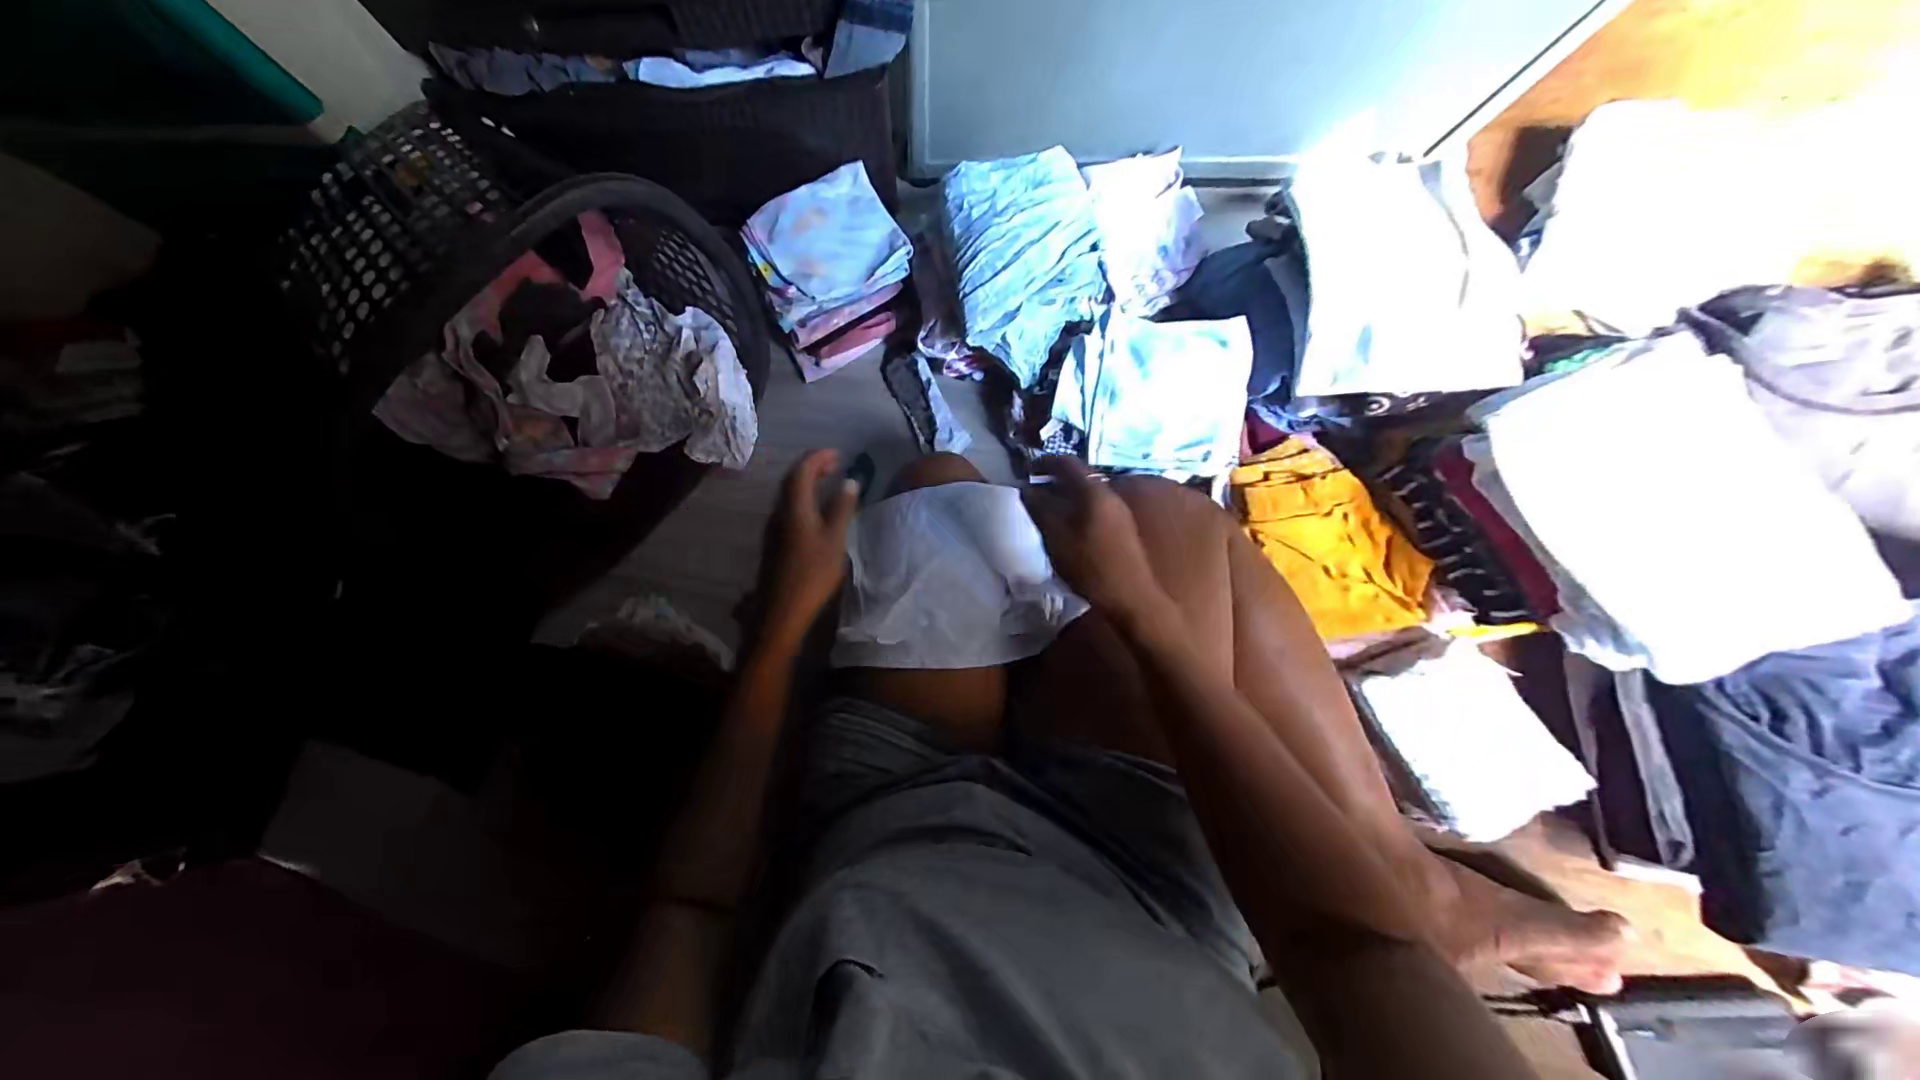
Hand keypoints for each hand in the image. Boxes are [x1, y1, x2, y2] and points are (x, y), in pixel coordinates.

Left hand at [762, 448, 859, 636]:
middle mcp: (779, 512)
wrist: (781, 610)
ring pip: (789, 495)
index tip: (839, 454)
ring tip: (828, 482)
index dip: (819, 457)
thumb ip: (842, 509)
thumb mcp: (835, 540)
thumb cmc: (812, 574)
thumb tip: (850, 481)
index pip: (802, 470)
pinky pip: (789, 508)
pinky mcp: (776, 542)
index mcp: (794, 508)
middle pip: (792, 480)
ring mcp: (775, 528)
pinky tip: (817, 510)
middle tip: (835, 464)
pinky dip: (804, 499)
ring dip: (807, 482)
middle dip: (812, 467)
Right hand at [1022, 456, 1174, 630]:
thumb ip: (1040, 509)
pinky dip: (1079, 507)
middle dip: (1055, 479)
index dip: (1044, 462)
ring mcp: (1121, 510)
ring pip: (1089, 492)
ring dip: (1067, 494)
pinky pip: (1097, 505)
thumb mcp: (1056, 538)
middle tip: (1035, 490)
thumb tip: (1027, 489)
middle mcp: (1111, 494)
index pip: (1067, 463)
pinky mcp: (1124, 526)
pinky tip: (1068, 525)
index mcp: (1094, 492)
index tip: (1027, 470)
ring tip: (1048, 508)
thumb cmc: (1089, 567)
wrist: (1130, 597)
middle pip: (1080, 476)